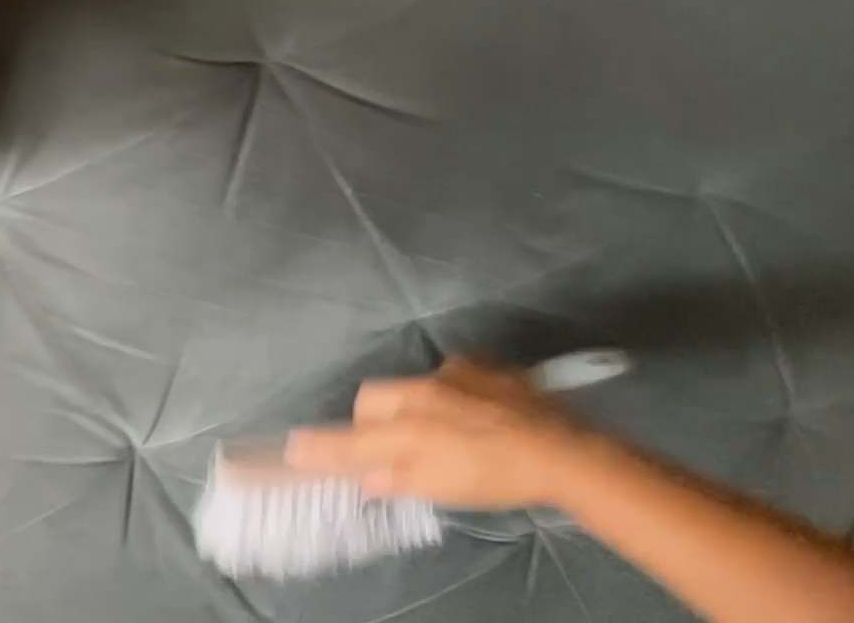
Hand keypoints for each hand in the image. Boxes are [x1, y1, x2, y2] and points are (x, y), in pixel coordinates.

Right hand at [284, 359, 596, 509]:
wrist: (560, 448)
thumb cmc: (497, 477)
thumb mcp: (446, 489)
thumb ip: (400, 478)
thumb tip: (369, 477)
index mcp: (411, 427)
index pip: (354, 438)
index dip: (323, 446)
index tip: (293, 447)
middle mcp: (421, 392)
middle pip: (372, 397)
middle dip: (370, 418)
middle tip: (390, 445)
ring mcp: (450, 373)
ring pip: (410, 386)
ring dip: (413, 407)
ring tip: (447, 431)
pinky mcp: (477, 363)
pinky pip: (447, 375)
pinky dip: (449, 393)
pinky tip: (475, 413)